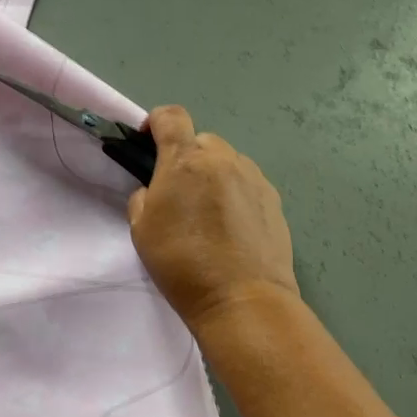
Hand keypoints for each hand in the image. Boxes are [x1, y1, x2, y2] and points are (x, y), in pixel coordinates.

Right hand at [127, 105, 297, 331]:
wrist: (243, 300)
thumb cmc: (182, 263)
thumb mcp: (141, 230)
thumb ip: (144, 197)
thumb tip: (156, 191)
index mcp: (185, 160)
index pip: (170, 116)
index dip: (156, 122)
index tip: (149, 142)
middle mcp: (222, 159)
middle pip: (201, 140)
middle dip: (188, 157)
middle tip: (179, 191)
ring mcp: (253, 178)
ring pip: (228, 162)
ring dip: (214, 174)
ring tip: (208, 213)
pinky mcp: (275, 200)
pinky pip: (248, 183)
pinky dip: (236, 194)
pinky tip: (232, 226)